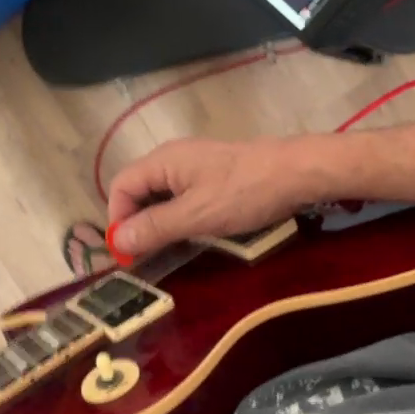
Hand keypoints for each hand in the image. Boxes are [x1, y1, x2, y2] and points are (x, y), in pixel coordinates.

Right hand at [106, 136, 323, 256]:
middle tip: (145, 255)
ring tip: (167, 248)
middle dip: (136, 221)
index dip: (118, 219)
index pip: (121, 186)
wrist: (298, 172)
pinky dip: (179, 216)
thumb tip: (116, 241)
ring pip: (162, 195)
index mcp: (163, 161)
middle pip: (138, 189)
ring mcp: (196, 165)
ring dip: (158, 221)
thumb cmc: (244, 192)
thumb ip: (154, 227)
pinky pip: (183, 196)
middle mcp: (173, 158)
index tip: (128, 252)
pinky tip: (192, 234)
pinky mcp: (215, 176)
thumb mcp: (196, 215)